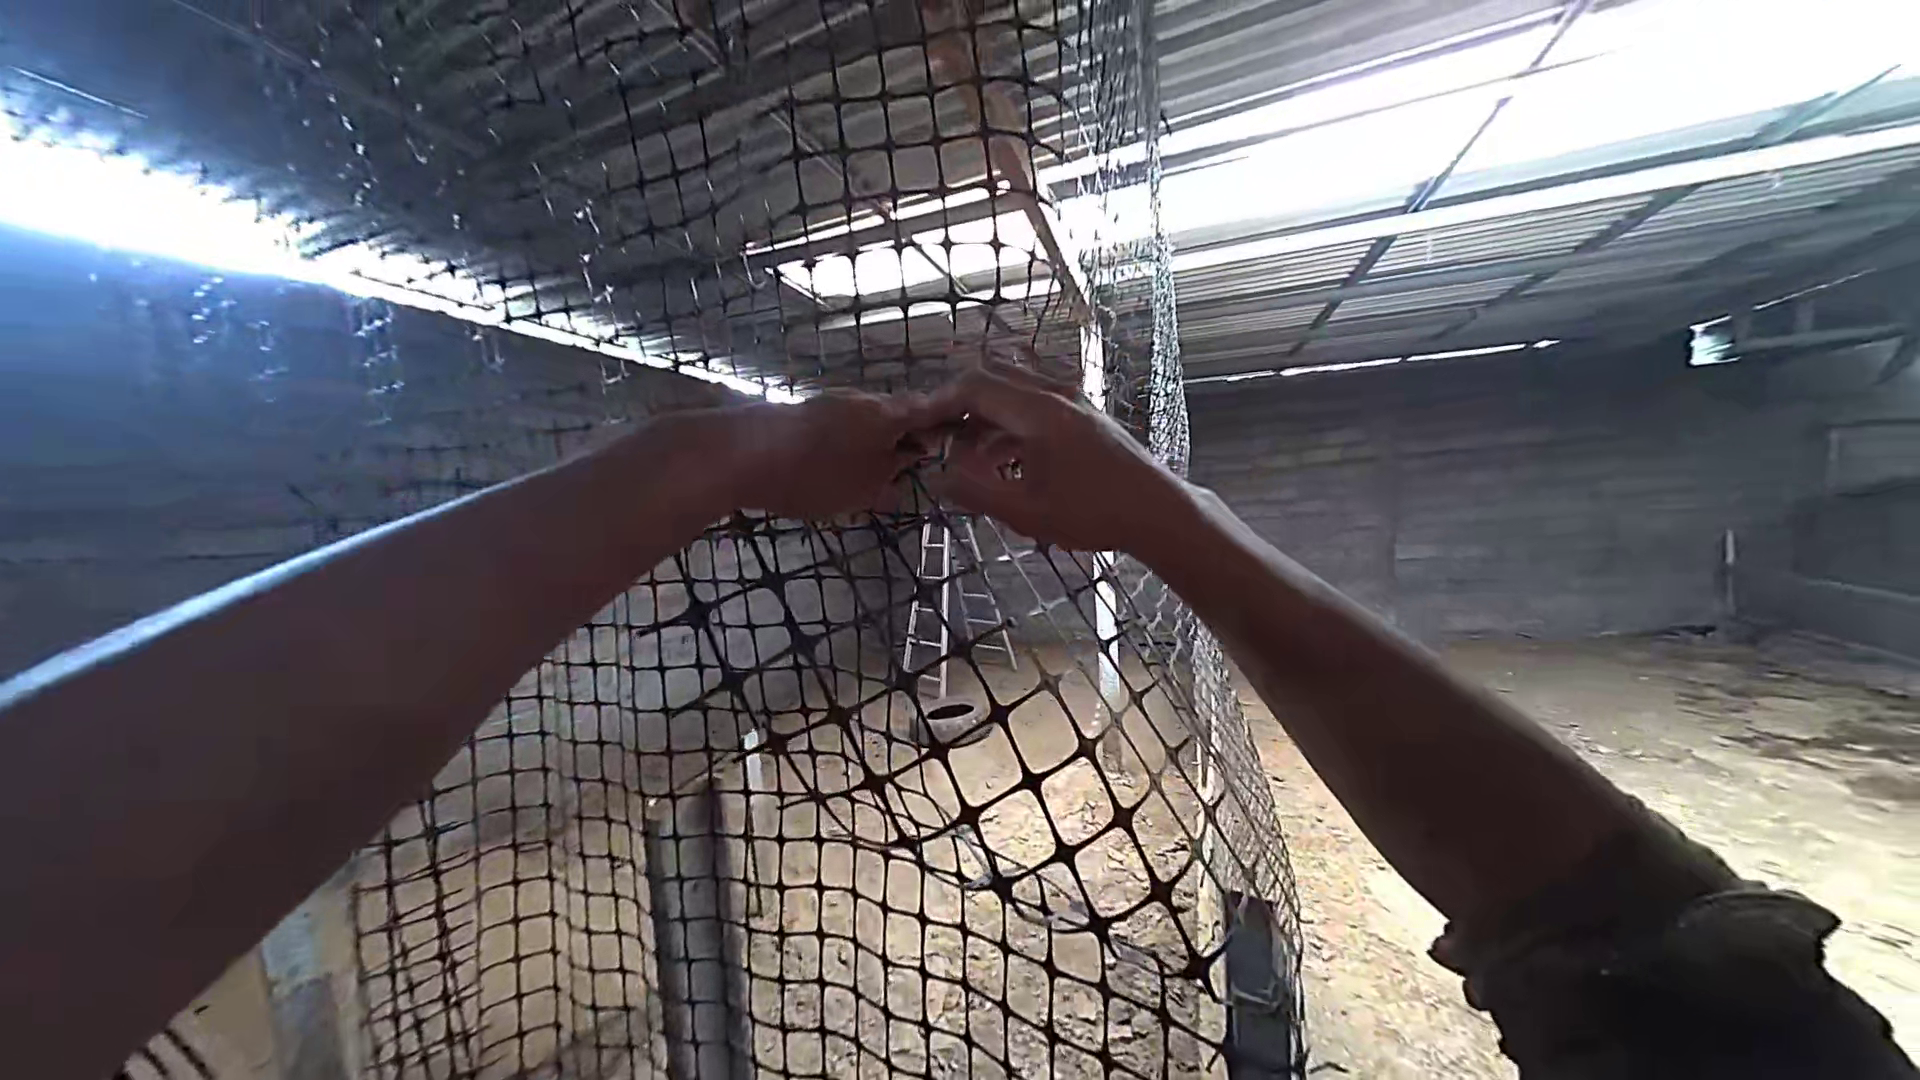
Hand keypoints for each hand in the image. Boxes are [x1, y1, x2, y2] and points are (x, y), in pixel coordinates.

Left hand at [719, 391, 932, 518]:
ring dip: (883, 440)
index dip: (949, 421)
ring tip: (884, 471)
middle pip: (900, 413)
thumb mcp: (864, 486)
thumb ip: (893, 473)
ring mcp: (832, 403)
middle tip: (921, 464)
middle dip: (914, 435)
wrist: (741, 454)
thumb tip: (911, 459)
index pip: (932, 409)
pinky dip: (857, 443)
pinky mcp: (806, 414)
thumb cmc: (815, 474)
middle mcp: (863, 400)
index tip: (962, 434)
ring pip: (871, 420)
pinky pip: (846, 426)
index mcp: (886, 414)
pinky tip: (848, 465)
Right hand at [921, 362, 1185, 550]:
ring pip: (1015, 392)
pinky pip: (1035, 406)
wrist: (1158, 512)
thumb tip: (936, 477)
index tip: (920, 425)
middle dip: (961, 405)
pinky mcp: (1084, 416)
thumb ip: (976, 492)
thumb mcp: (1026, 512)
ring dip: (986, 417)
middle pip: (994, 379)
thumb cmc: (1093, 515)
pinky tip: (1004, 461)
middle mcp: (1056, 395)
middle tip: (940, 437)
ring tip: (968, 458)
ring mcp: (1073, 402)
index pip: (976, 387)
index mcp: (1039, 411)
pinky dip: (1009, 425)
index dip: (941, 402)